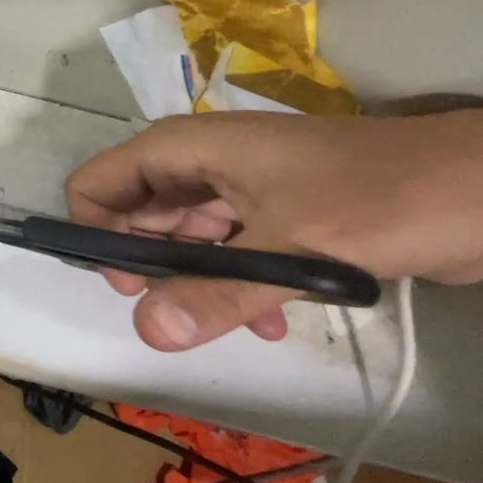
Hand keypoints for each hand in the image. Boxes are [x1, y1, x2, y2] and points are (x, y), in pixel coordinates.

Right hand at [66, 110, 482, 351]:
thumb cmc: (388, 198)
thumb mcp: (298, 250)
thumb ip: (217, 293)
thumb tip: (147, 333)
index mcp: (182, 148)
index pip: (97, 184)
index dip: (95, 232)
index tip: (125, 283)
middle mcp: (198, 162)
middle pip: (135, 213)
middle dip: (151, 265)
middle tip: (177, 310)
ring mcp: (238, 185)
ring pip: (183, 236)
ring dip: (197, 281)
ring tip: (232, 322)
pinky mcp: (277, 209)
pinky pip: (228, 247)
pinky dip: (234, 281)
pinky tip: (263, 318)